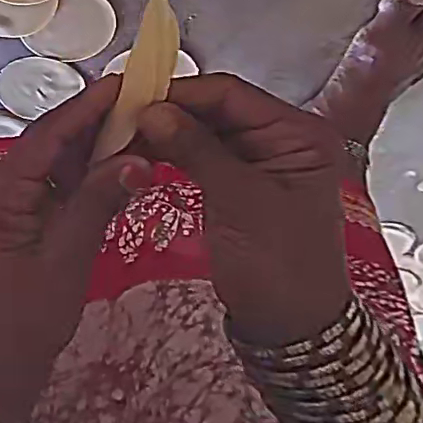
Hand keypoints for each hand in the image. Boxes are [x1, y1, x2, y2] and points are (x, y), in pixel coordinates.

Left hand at [0, 77, 151, 422]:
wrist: (5, 360)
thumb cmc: (30, 315)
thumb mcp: (68, 258)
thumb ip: (99, 201)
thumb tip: (138, 159)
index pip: (46, 137)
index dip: (86, 107)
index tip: (122, 83)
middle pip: (51, 140)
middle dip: (96, 121)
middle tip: (142, 101)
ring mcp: (6, 192)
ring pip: (56, 155)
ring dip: (95, 143)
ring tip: (139, 125)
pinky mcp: (20, 205)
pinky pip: (56, 176)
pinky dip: (87, 169)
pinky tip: (118, 159)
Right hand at [136, 75, 352, 346]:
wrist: (290, 329)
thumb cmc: (277, 264)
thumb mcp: (238, 201)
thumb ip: (196, 149)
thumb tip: (152, 110)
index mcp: (298, 133)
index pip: (232, 94)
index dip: (183, 93)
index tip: (137, 98)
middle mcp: (281, 137)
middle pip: (216, 109)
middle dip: (171, 112)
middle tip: (124, 118)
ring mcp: (259, 159)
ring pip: (204, 130)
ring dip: (168, 131)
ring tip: (126, 135)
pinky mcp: (238, 180)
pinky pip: (202, 154)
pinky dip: (174, 152)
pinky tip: (145, 151)